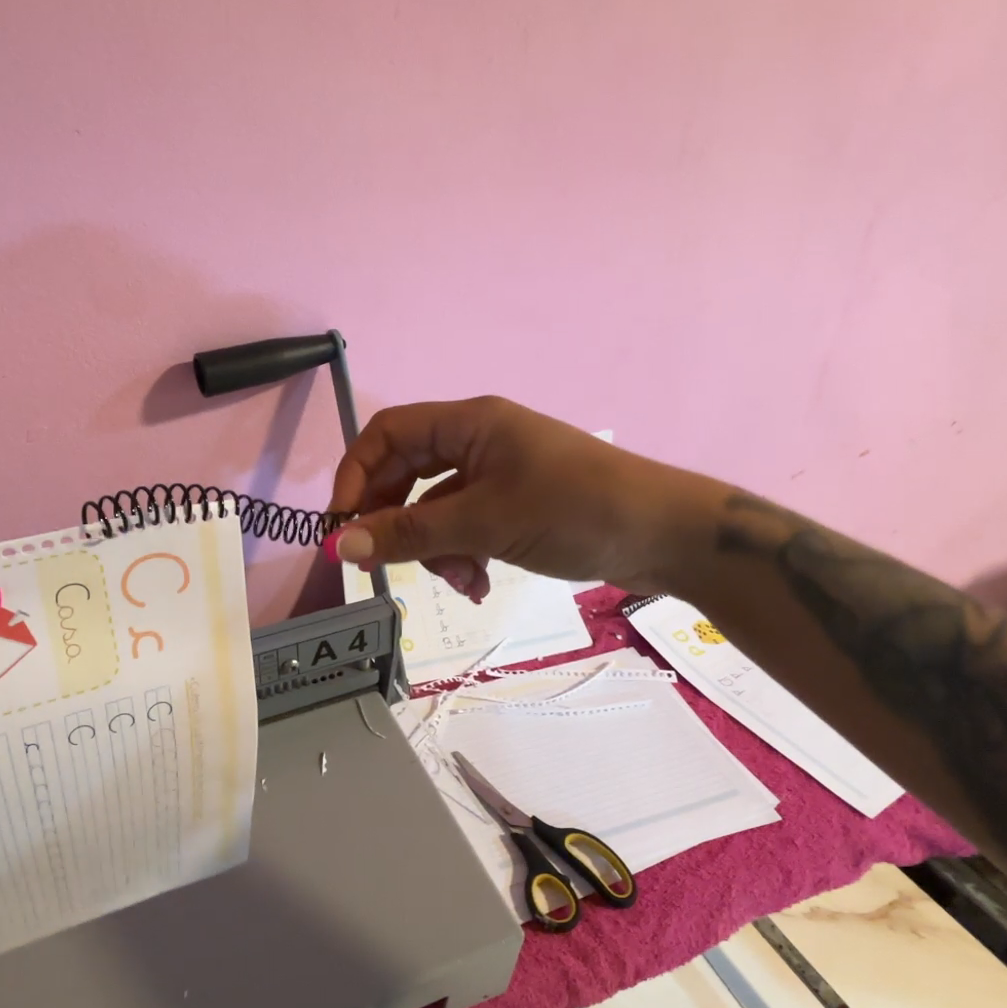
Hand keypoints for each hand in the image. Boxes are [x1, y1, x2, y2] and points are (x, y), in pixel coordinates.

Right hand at [328, 397, 725, 598]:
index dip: (355, 475)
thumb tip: (339, 544)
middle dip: (395, 521)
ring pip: (436, 508)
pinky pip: (466, 527)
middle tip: (381, 564)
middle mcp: (478, 441)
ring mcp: (499, 475)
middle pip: (407, 474)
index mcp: (469, 423)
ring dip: (433, 548)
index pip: (387, 433)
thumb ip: (409, 533)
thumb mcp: (485, 522)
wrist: (667, 534)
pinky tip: (479, 585)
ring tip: (460, 581)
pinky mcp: (516, 507)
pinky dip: (463, 555)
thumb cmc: (574, 510)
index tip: (343, 525)